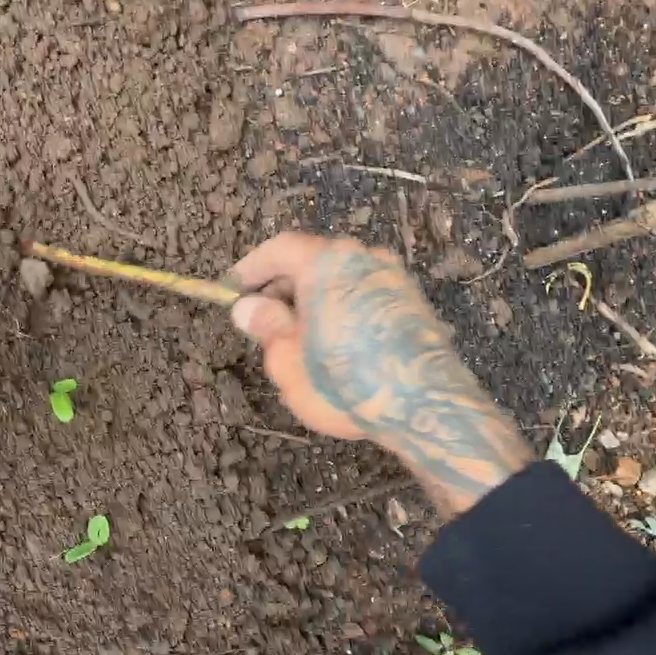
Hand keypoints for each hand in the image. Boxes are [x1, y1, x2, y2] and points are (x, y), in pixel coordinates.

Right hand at [227, 233, 531, 518]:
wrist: (423, 406)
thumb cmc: (343, 382)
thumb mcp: (287, 359)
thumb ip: (266, 326)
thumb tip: (247, 308)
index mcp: (327, 262)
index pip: (280, 248)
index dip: (251, 267)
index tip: (232, 289)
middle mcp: (363, 258)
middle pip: (312, 261)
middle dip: (281, 287)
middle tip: (260, 320)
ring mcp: (392, 278)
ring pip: (339, 280)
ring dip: (311, 301)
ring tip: (295, 338)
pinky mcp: (411, 303)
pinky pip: (362, 295)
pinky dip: (338, 309)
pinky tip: (330, 344)